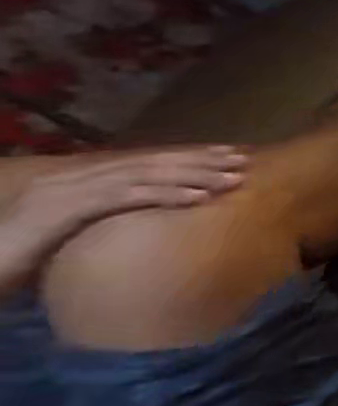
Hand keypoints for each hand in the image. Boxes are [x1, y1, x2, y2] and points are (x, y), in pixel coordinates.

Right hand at [0, 147, 247, 291]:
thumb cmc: (25, 251)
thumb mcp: (78, 226)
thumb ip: (112, 212)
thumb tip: (157, 213)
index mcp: (79, 178)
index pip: (145, 161)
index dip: (190, 156)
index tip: (230, 153)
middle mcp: (73, 177)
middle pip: (151, 163)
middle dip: (201, 160)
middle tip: (244, 160)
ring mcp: (66, 190)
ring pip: (145, 175)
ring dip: (195, 176)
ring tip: (234, 179)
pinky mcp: (61, 208)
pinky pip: (124, 197)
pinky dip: (165, 194)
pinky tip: (198, 197)